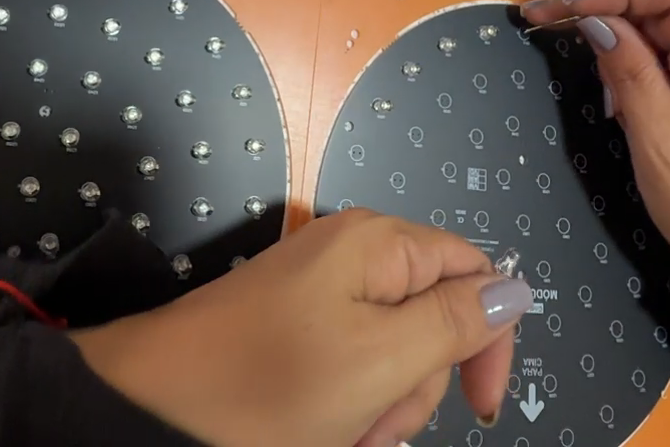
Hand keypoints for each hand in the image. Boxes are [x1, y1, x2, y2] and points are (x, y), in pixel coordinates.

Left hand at [72, 208, 531, 446]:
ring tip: (340, 434)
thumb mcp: (380, 360)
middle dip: (415, 383)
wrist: (153, 405)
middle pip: (432, 316)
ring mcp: (323, 286)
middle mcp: (355, 252)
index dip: (487, 336)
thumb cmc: (271, 385)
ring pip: (393, 351)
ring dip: (381, 404)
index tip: (480, 407)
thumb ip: (454, 321)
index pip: (471, 270)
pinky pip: (352, 360)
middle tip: (373, 423)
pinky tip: (321, 430)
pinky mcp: (299, 319)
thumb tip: (516, 286)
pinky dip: (348, 402)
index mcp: (379, 242)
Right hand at [521, 0, 669, 343]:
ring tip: (574, 54)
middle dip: (607, 7)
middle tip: (546, 17)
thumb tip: (594, 18)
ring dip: (614, 33)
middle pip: (669, 7)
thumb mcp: (660, 147)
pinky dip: (629, 58)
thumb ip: (630, 75)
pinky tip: (609, 84)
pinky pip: (666, 53)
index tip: (570, 8)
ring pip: (662, 28)